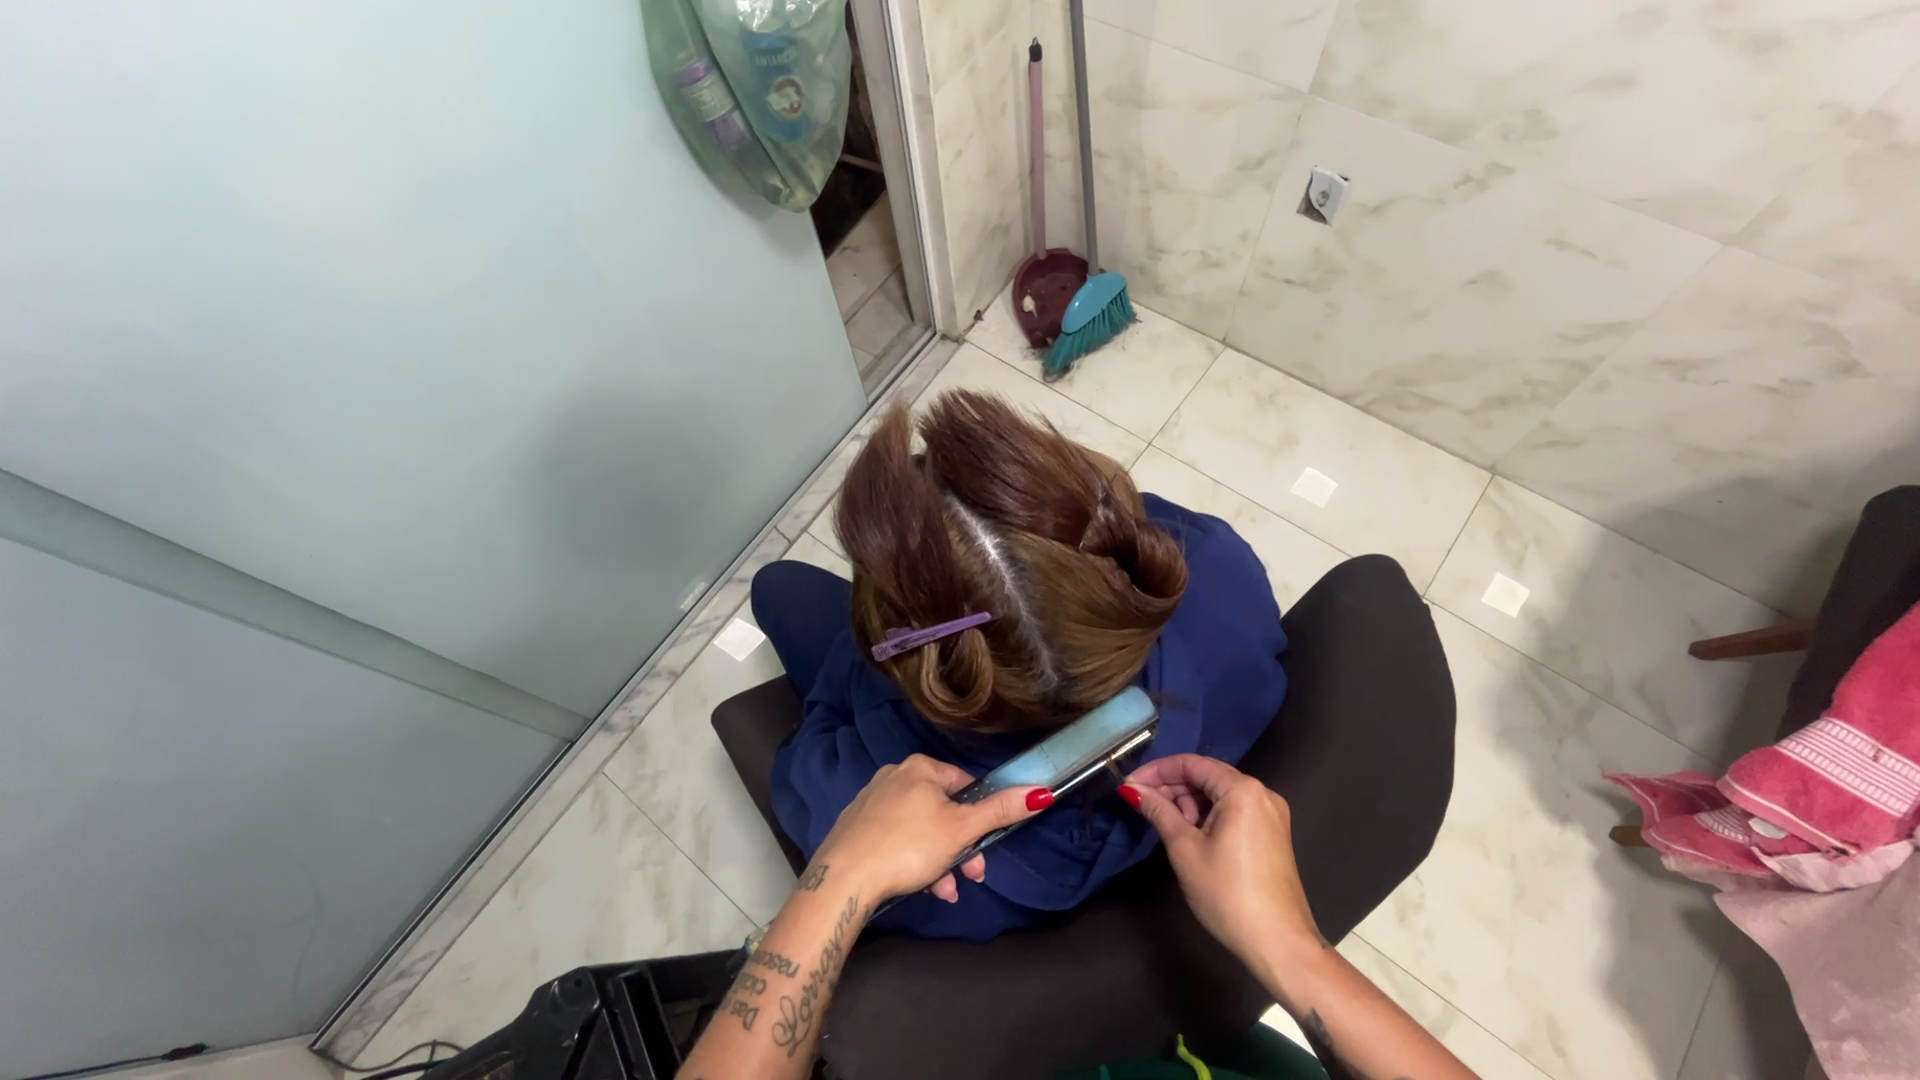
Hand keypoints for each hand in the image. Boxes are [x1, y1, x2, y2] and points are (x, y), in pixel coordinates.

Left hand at [812, 754, 1048, 903]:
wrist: (844, 877)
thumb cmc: (910, 845)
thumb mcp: (962, 829)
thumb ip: (1000, 811)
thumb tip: (1042, 792)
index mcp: (920, 768)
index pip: (964, 785)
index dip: (980, 818)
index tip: (984, 849)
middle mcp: (894, 776)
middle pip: (942, 811)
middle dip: (959, 848)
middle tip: (969, 878)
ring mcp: (871, 801)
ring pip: (919, 829)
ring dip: (938, 861)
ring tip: (942, 892)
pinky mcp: (855, 827)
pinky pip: (894, 839)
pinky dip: (910, 860)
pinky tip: (916, 886)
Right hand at [1122, 754, 1321, 968]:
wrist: (1278, 944)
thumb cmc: (1227, 894)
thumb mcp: (1185, 849)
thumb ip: (1158, 812)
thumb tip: (1131, 789)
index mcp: (1243, 790)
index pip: (1191, 764)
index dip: (1156, 771)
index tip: (1129, 785)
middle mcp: (1262, 793)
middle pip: (1207, 775)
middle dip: (1171, 786)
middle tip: (1140, 803)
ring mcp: (1270, 814)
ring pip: (1219, 793)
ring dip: (1188, 801)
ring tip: (1163, 822)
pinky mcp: (1271, 833)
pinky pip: (1233, 810)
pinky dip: (1207, 815)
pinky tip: (1188, 832)